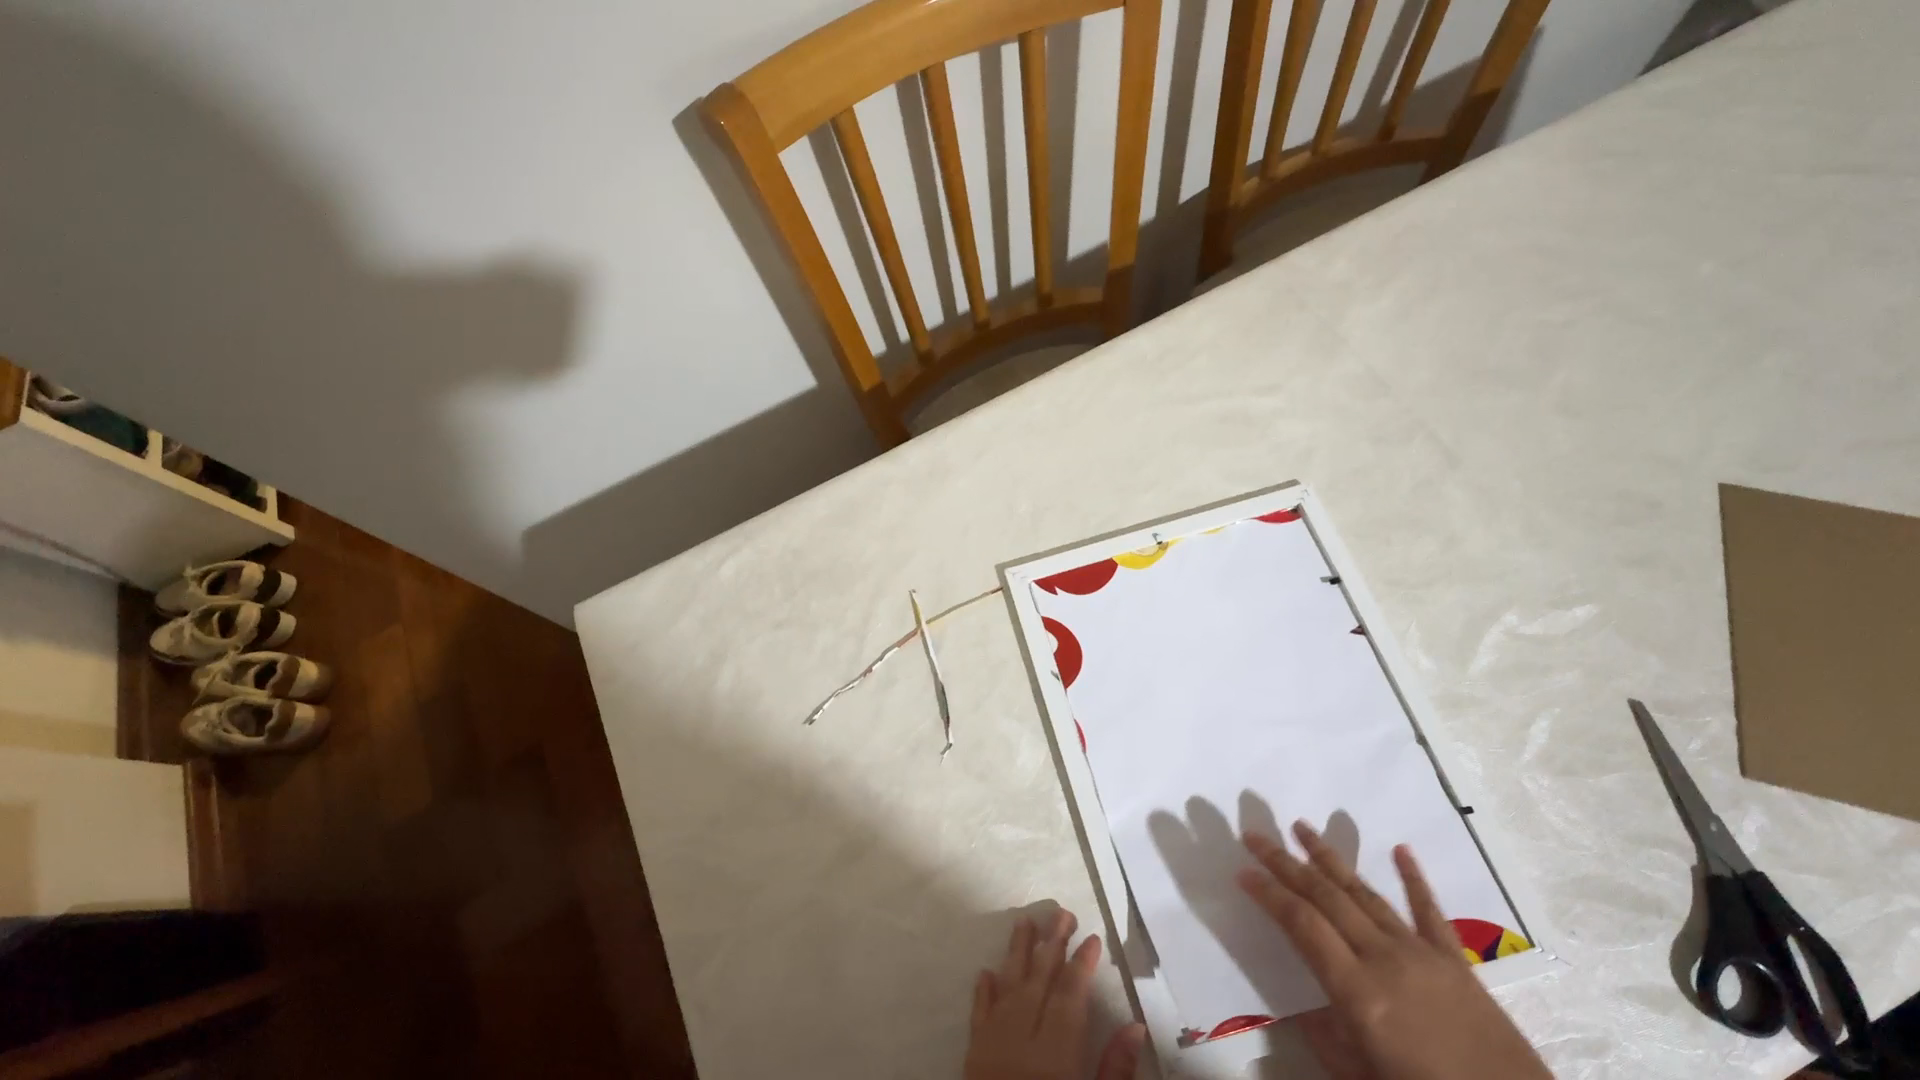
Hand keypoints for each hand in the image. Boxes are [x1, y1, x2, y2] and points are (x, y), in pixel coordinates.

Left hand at [963, 909, 1146, 1079]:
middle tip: (1060, 911)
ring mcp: (993, 1046)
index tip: (1092, 937)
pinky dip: (984, 992)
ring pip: (1006, 988)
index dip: (1081, 964)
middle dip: (1050, 944)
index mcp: (1055, 1052)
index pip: (1069, 996)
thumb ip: (1114, 1069)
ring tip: (1023, 922)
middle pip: (1037, 982)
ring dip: (1016, 953)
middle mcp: (1021, 1040)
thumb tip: (1136, 1028)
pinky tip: (986, 971)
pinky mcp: (973, 1058)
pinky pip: (978, 1017)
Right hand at [1236, 822, 1551, 1079]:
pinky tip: (1400, 849)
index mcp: (1359, 992)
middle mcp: (1385, 959)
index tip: (1242, 871)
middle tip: (1256, 836)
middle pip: (1327, 898)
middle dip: (1287, 863)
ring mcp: (1422, 954)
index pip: (1302, 926)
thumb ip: (1328, 1041)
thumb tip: (1304, 1008)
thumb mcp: (1361, 1079)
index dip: (1269, 895)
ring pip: (1367, 894)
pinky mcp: (1455, 961)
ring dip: (1331, 859)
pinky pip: (1429, 911)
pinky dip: (1413, 878)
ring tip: (1303, 828)